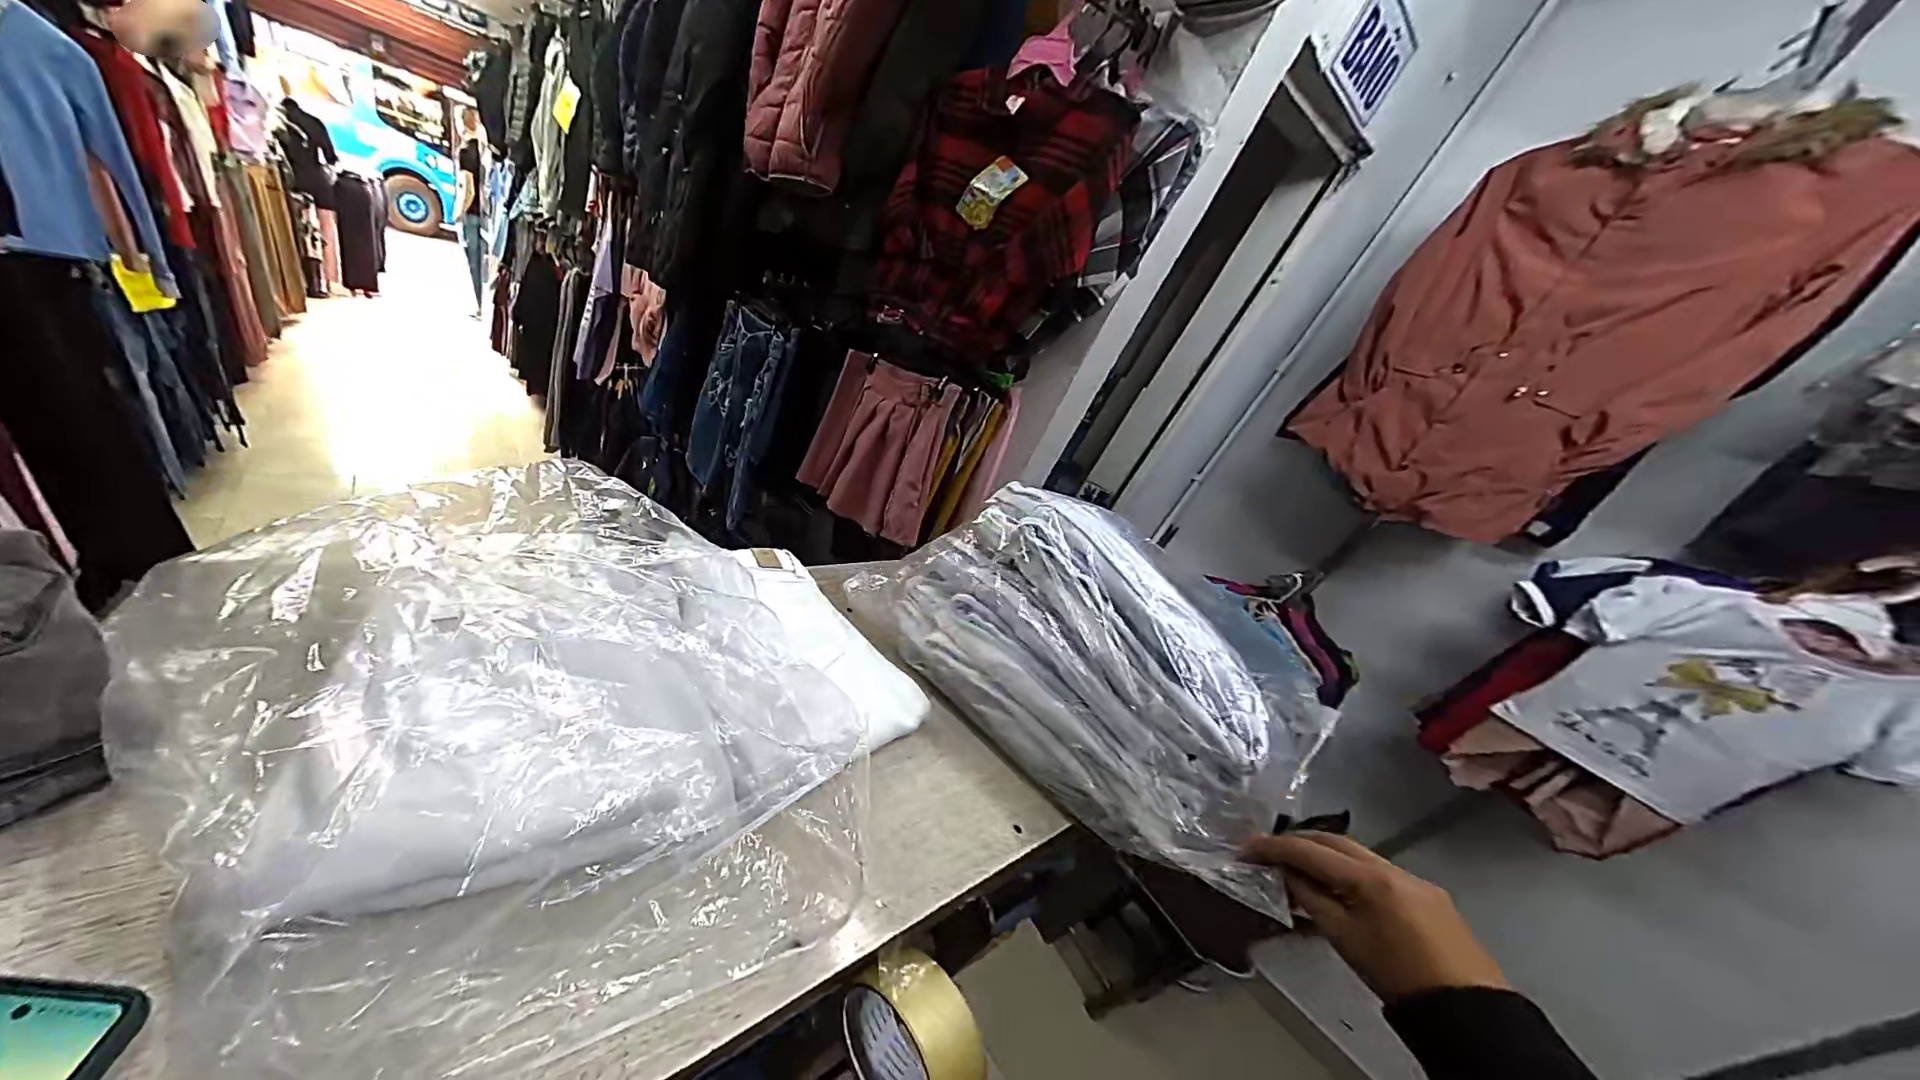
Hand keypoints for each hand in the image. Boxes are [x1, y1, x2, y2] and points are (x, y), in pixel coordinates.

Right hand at [1240, 831, 1508, 1002]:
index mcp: (1368, 877)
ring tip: (1300, 871)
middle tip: (1269, 853)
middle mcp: (1392, 867)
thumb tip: (1286, 875)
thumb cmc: (1396, 974)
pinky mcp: (1430, 896)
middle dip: (1299, 843)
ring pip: (1357, 855)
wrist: (1470, 1013)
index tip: (1245, 847)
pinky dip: (1351, 873)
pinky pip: (1378, 872)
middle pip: (1334, 841)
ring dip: (1325, 857)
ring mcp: (1414, 879)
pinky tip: (1340, 891)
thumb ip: (1310, 899)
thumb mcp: (1342, 938)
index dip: (1273, 846)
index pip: (1309, 850)